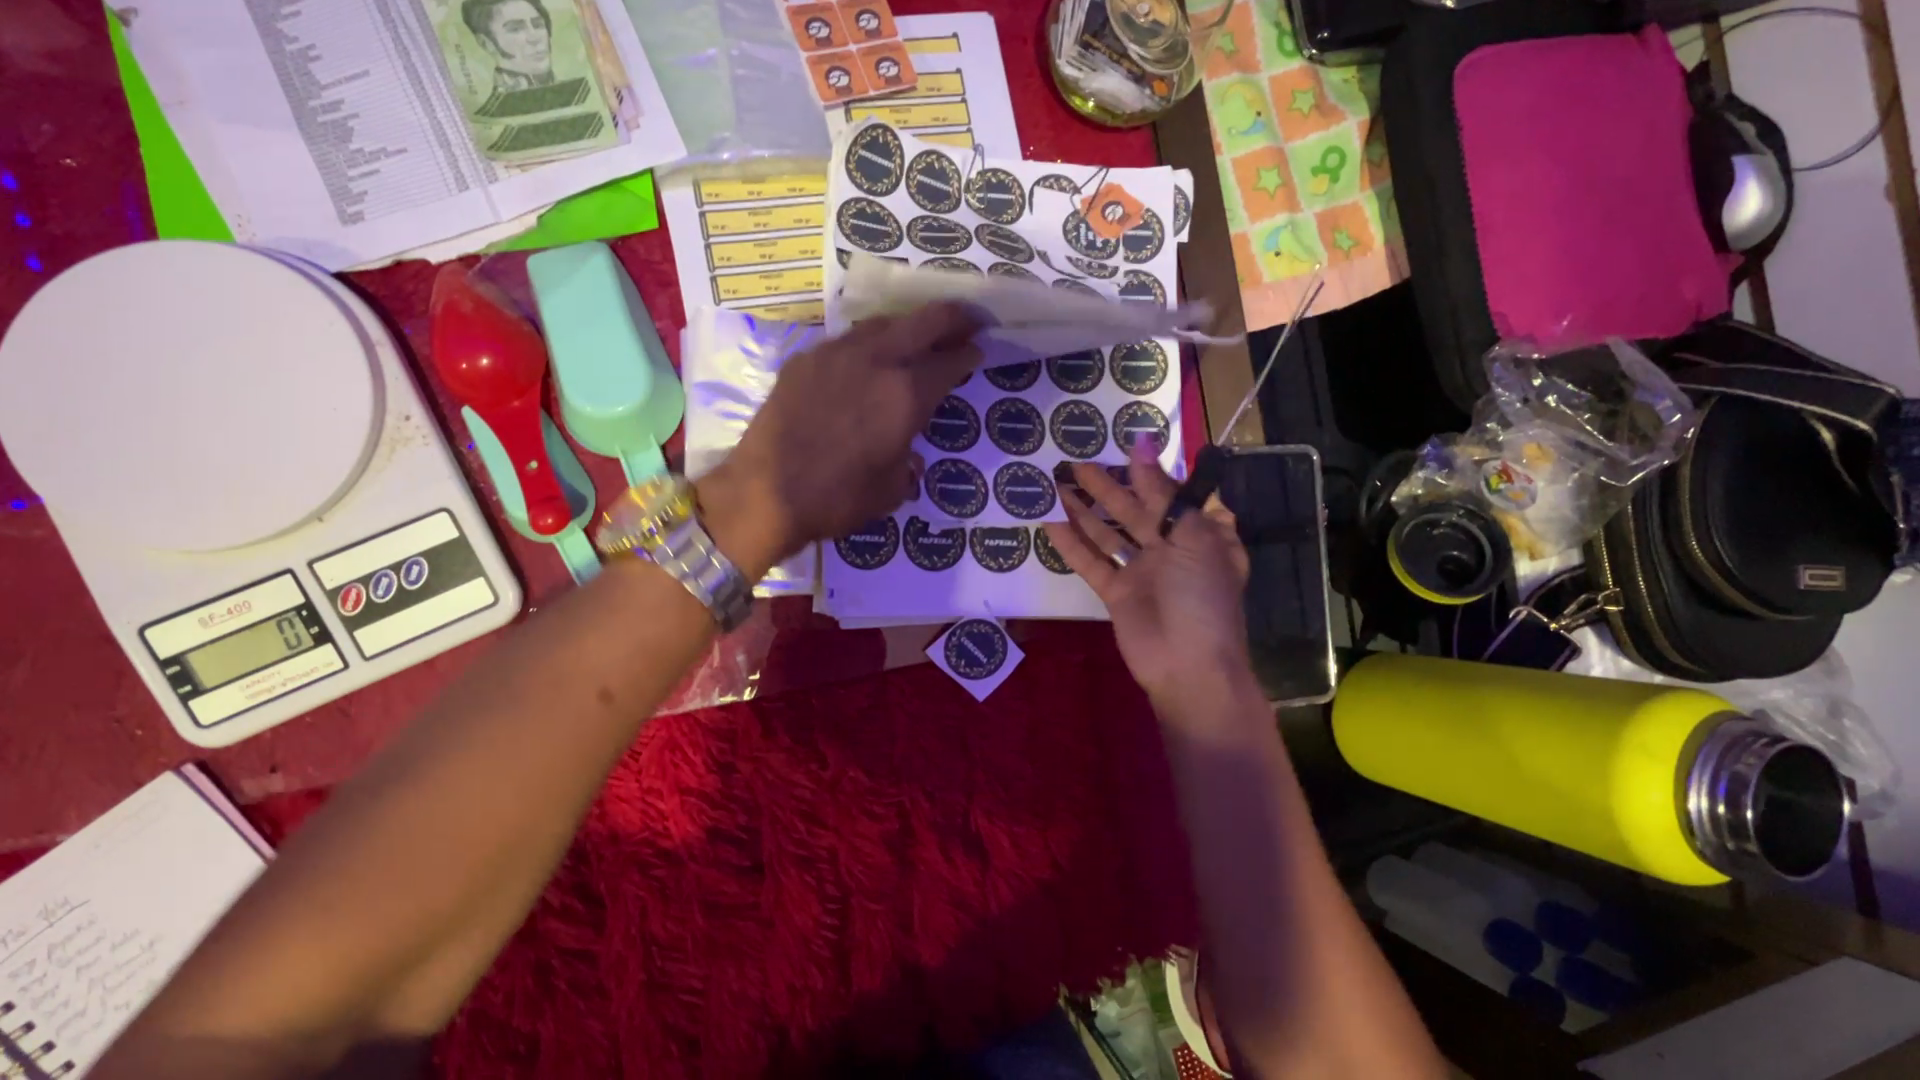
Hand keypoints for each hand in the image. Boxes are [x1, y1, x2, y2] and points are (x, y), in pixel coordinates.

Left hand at [700, 304, 981, 574]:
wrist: (764, 493)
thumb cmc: (836, 499)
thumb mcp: (891, 490)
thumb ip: (908, 462)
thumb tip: (907, 453)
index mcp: (907, 395)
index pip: (950, 361)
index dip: (968, 354)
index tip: (978, 350)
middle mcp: (876, 362)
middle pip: (925, 321)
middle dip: (952, 318)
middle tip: (966, 320)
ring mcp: (836, 354)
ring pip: (883, 323)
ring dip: (907, 326)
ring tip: (916, 336)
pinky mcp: (804, 360)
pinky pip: (846, 340)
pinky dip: (867, 343)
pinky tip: (866, 359)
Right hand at [1043, 444, 1252, 709]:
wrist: (1189, 667)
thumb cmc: (1201, 596)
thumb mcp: (1190, 536)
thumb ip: (1160, 491)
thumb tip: (1140, 442)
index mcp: (1203, 533)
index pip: (1175, 494)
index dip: (1151, 471)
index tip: (1123, 445)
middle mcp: (1173, 548)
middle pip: (1136, 509)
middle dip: (1108, 486)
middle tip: (1075, 460)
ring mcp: (1143, 572)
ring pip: (1110, 533)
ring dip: (1085, 509)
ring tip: (1056, 482)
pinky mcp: (1118, 593)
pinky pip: (1092, 562)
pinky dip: (1072, 543)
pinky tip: (1050, 520)